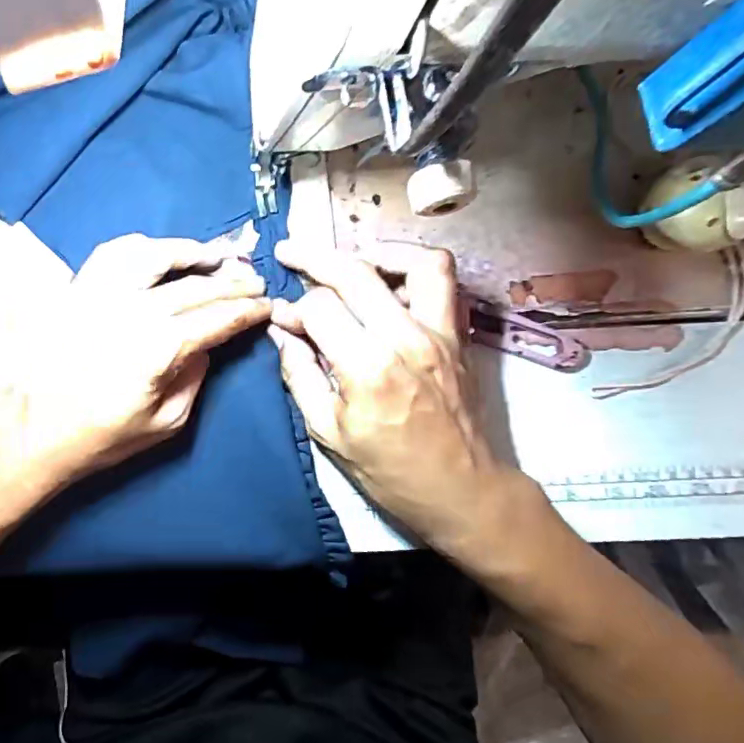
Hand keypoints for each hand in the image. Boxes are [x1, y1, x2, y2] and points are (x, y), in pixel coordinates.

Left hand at [0, 234, 270, 523]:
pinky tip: (157, 253)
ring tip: (213, 256)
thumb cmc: (100, 437)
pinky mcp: (76, 289)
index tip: (266, 306)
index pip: (216, 318)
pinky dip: (141, 247)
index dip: (246, 311)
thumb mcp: (165, 423)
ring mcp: (101, 294)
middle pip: (194, 285)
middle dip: (231, 282)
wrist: (31, 432)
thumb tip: (205, 344)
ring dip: (190, 253)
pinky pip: (112, 254)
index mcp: (158, 348)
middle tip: (254, 281)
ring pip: (154, 257)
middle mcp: (133, 310)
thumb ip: (193, 378)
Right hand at [268, 239, 529, 562]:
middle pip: (356, 272)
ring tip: (349, 260)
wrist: (461, 491)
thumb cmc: (390, 472)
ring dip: (375, 251)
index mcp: (368, 369)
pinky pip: (443, 281)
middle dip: (314, 257)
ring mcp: (440, 333)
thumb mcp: (330, 435)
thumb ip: (301, 377)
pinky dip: (414, 268)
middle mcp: (406, 339)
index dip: (293, 308)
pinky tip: (390, 282)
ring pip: (413, 262)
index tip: (281, 318)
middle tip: (291, 253)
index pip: (321, 308)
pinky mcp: (459, 335)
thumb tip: (282, 333)